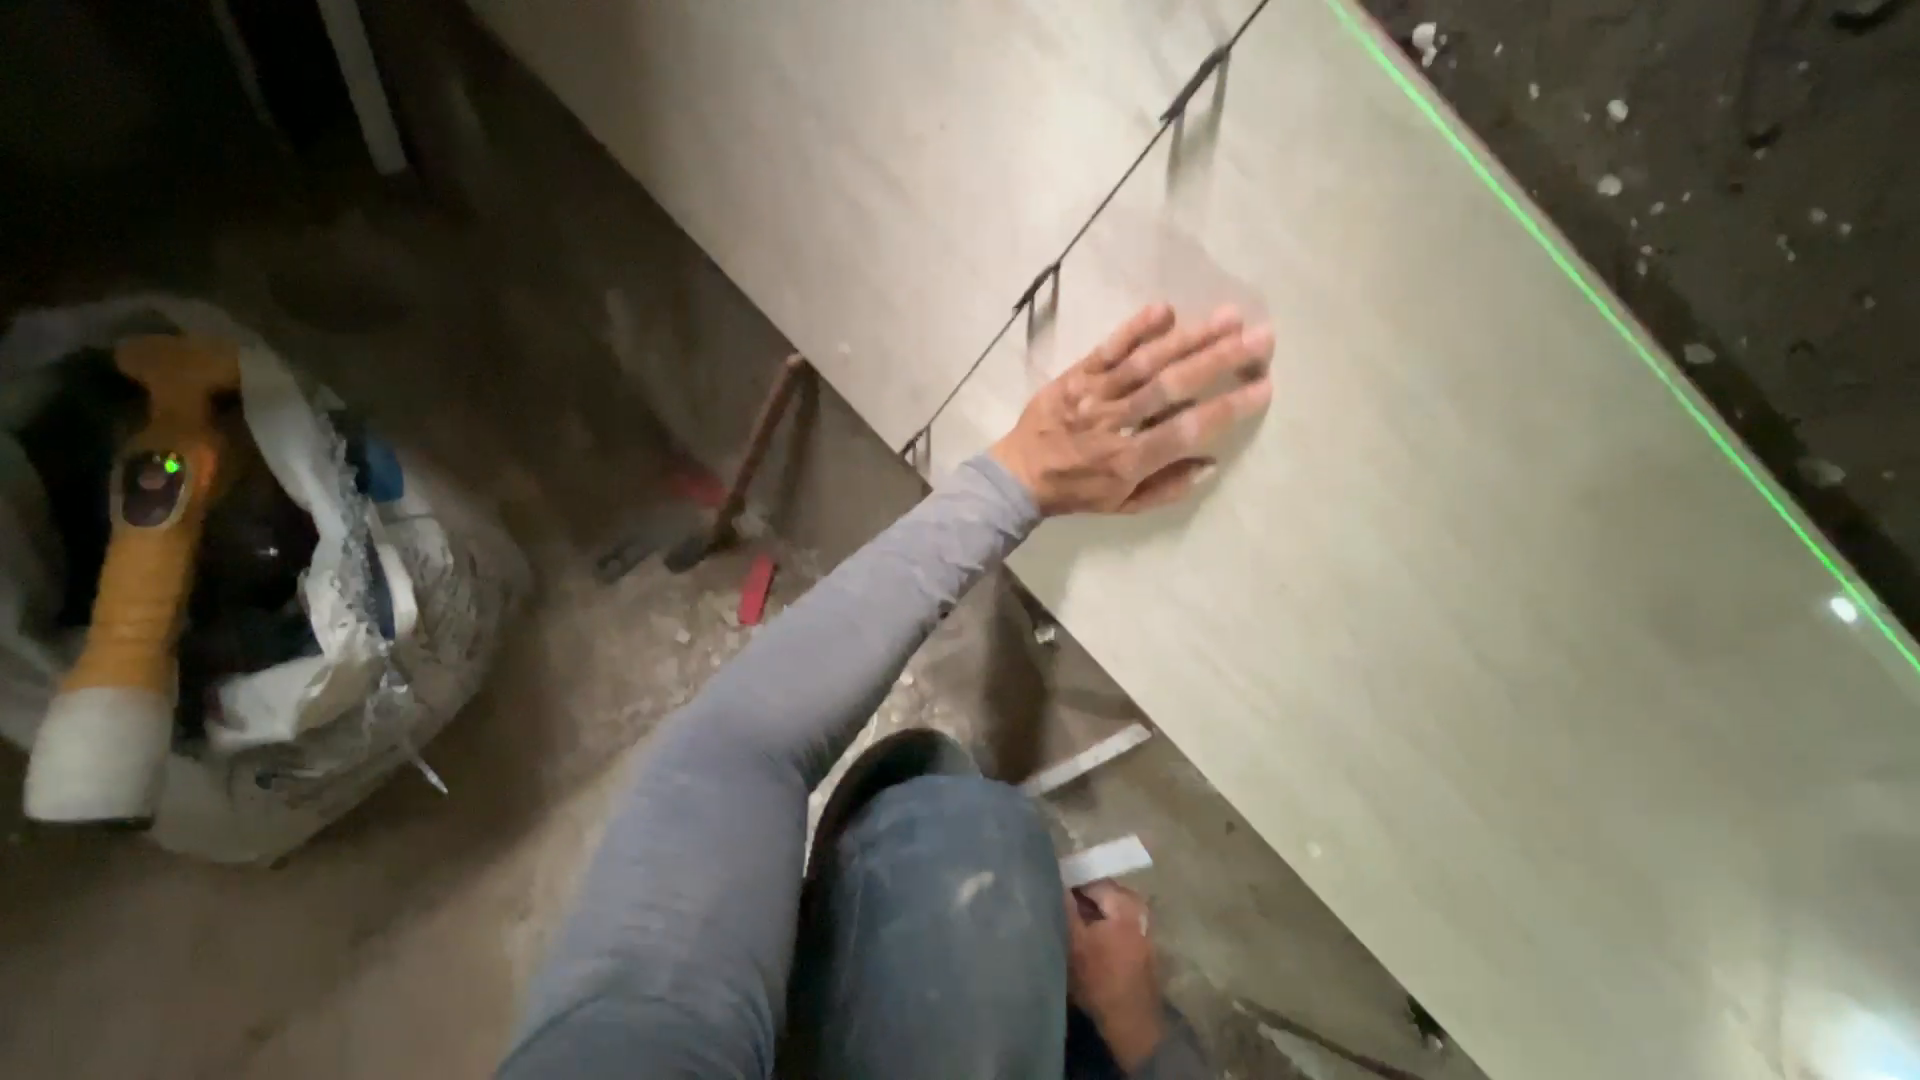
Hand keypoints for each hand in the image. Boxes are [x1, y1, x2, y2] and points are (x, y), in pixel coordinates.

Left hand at [989, 304, 1273, 515]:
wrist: (1018, 476)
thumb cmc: (1077, 492)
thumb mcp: (1124, 505)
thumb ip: (1168, 487)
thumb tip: (1210, 461)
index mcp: (1128, 461)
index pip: (1185, 430)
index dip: (1226, 409)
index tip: (1263, 387)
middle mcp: (1113, 423)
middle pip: (1171, 387)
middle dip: (1219, 360)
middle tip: (1261, 337)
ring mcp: (1092, 395)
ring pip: (1144, 362)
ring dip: (1188, 337)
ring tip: (1227, 316)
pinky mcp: (1074, 375)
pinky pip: (1106, 349)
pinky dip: (1133, 329)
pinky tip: (1163, 310)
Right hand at [1068, 881, 1165, 1070]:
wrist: (1131, 1024)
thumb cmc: (1100, 979)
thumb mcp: (1074, 941)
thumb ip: (1065, 906)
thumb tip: (1054, 877)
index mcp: (1125, 901)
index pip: (1090, 878)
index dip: (1067, 882)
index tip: (1047, 889)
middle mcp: (1138, 908)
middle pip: (1099, 893)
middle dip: (1076, 899)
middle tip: (1053, 907)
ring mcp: (1141, 927)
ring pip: (1104, 910)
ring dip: (1085, 915)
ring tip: (1063, 923)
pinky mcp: (1139, 945)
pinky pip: (1112, 925)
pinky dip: (1096, 928)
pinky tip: (1080, 940)